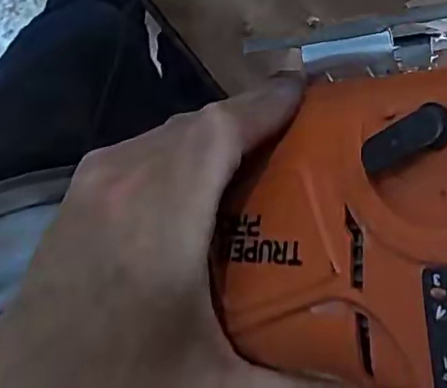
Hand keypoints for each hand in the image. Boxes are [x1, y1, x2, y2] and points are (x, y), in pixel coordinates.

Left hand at [0, 77, 320, 386]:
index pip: (220, 131)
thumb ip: (290, 380)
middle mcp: (128, 181)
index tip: (310, 88)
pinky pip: (155, 140)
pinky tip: (206, 167)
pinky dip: (191, 140)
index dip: (266, 102)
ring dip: (224, 125)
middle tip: (302, 121)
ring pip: (178, 127)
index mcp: (160, 219)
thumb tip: (362, 379)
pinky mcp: (84, 184)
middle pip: (205, 120)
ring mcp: (100, 178)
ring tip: (264, 140)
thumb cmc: (118, 377)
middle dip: (256, 112)